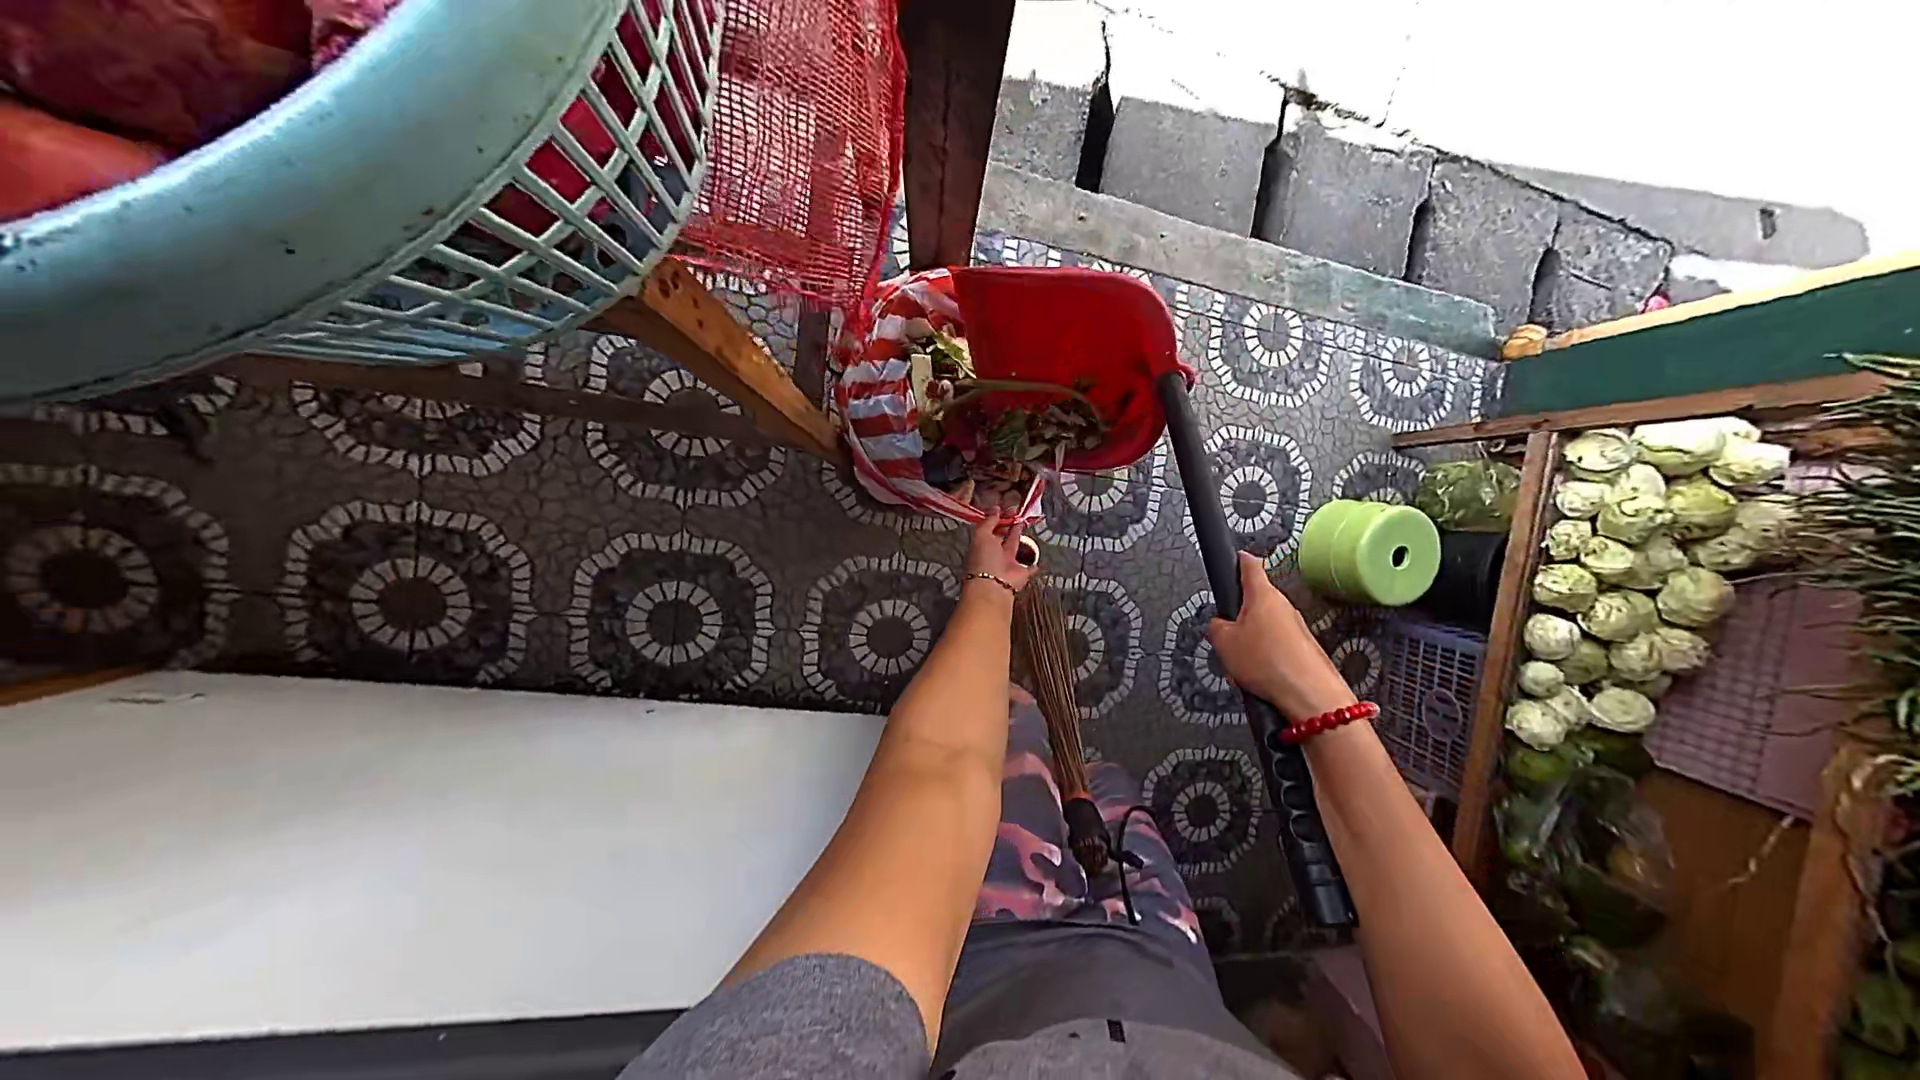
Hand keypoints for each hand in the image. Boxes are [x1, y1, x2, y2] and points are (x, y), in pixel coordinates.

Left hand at [963, 510, 1035, 593]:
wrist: (994, 585)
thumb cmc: (984, 559)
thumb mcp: (982, 535)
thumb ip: (989, 521)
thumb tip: (995, 509)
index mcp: (983, 544)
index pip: (990, 529)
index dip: (997, 519)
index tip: (1005, 509)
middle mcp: (995, 554)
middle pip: (1002, 537)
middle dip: (1008, 525)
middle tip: (1016, 514)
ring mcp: (1008, 564)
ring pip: (1014, 546)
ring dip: (1018, 536)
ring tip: (1023, 524)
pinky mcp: (1021, 573)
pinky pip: (1028, 568)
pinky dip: (1033, 565)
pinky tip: (1036, 559)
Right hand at [1207, 552, 1356, 720]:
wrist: (1310, 695)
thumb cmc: (1271, 664)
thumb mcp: (1223, 642)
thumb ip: (1215, 626)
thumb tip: (1217, 625)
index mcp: (1263, 595)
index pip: (1250, 565)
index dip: (1238, 560)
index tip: (1234, 557)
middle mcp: (1284, 606)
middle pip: (1255, 600)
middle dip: (1238, 615)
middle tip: (1226, 632)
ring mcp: (1296, 627)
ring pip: (1264, 625)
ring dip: (1251, 639)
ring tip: (1243, 661)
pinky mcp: (1303, 648)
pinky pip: (1276, 646)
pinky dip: (1265, 657)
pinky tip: (1259, 674)